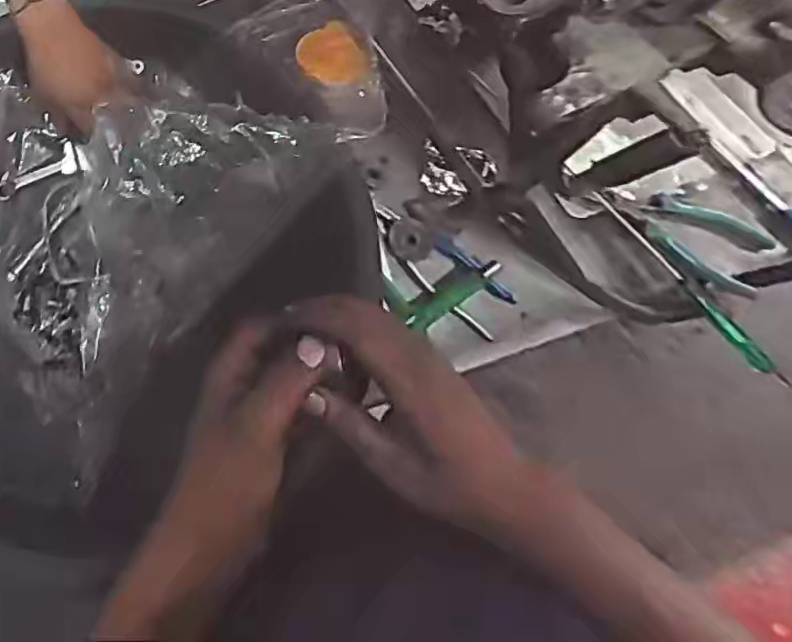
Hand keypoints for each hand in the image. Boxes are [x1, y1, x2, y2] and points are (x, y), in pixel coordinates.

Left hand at [12, 0, 121, 133]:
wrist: (52, 28)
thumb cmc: (42, 61)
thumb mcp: (42, 94)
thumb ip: (57, 114)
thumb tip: (64, 126)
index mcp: (80, 105)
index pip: (90, 128)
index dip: (89, 134)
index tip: (89, 135)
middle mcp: (100, 93)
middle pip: (116, 115)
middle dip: (116, 123)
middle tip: (114, 126)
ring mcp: (110, 76)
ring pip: (126, 97)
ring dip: (126, 104)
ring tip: (127, 109)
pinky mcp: (114, 59)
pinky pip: (125, 78)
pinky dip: (126, 84)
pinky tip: (125, 86)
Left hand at [94, 321, 331, 639]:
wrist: (209, 551)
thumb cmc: (226, 481)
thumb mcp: (257, 425)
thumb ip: (286, 380)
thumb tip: (319, 340)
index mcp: (229, 373)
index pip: (261, 326)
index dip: (293, 319)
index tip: (335, 320)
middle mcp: (244, 387)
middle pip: (280, 353)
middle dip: (314, 348)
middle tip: (358, 347)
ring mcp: (260, 417)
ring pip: (293, 383)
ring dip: (321, 377)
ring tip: (363, 372)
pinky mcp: (274, 445)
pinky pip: (301, 414)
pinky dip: (322, 406)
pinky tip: (352, 405)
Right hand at [286, 295, 550, 538]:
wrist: (507, 483)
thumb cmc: (449, 482)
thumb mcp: (393, 465)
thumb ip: (349, 425)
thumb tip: (306, 393)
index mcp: (407, 375)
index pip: (355, 326)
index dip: (317, 316)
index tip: (284, 322)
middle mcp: (416, 351)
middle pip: (362, 309)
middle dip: (322, 307)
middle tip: (287, 322)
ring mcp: (426, 349)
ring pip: (374, 312)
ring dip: (339, 312)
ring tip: (306, 330)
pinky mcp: (429, 354)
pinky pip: (385, 324)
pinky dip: (356, 322)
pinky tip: (341, 347)